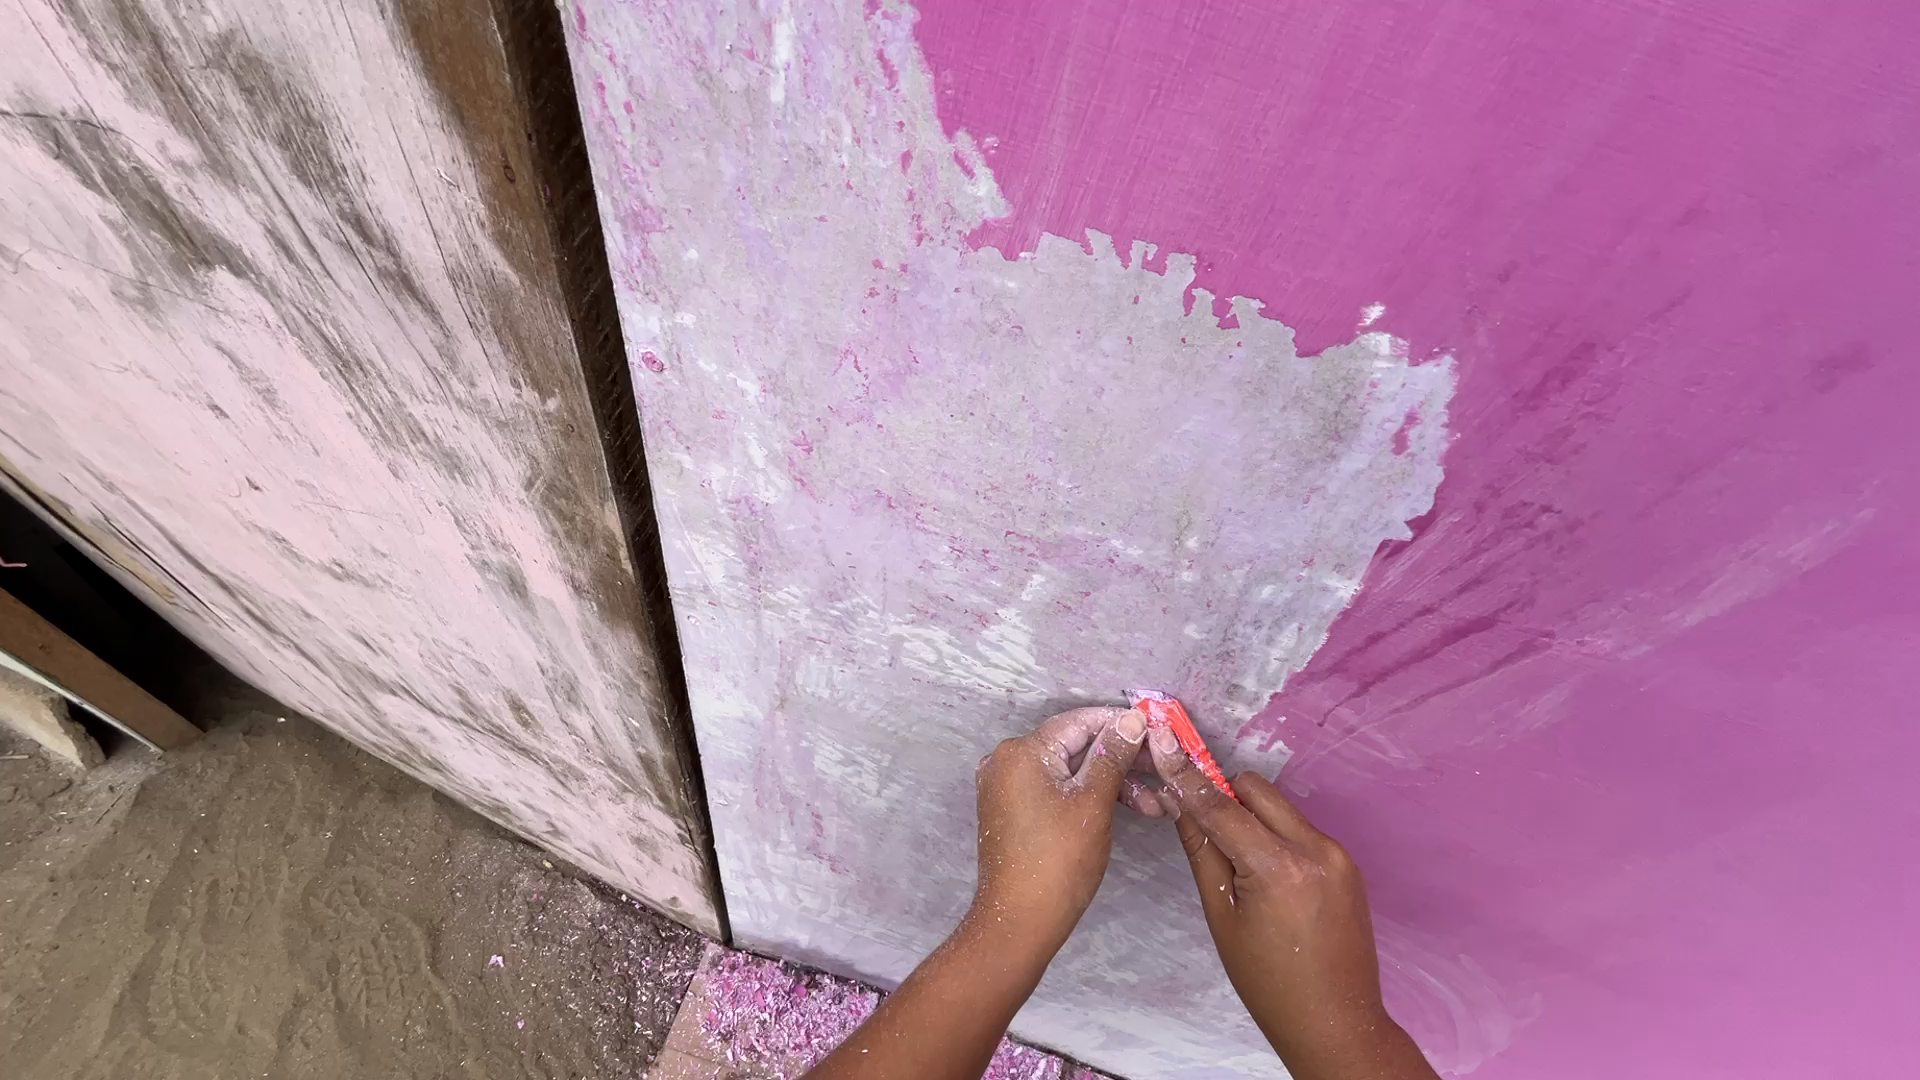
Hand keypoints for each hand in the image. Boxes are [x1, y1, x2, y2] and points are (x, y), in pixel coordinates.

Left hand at [970, 707, 1148, 950]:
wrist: (1019, 923)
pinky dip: (1088, 796)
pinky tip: (1126, 809)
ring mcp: (1008, 785)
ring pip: (1070, 770)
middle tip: (1163, 774)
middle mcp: (1008, 760)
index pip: (1079, 722)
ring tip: (1156, 806)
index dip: (1121, 724)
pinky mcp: (1014, 808)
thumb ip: (1113, 755)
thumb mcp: (1094, 803)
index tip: (1159, 731)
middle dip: (1122, 760)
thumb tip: (1132, 718)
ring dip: (1111, 783)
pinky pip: (1057, 788)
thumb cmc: (1059, 861)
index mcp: (1022, 751)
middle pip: (1075, 746)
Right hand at [1148, 729, 1437, 1079]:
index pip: (1221, 806)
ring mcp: (1337, 853)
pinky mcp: (1346, 862)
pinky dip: (1274, 833)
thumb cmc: (1266, 979)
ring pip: (1278, 805)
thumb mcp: (1220, 915)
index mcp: (1277, 868)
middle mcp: (1314, 849)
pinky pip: (1298, 827)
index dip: (1187, 776)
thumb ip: (1201, 849)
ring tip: (1239, 856)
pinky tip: (1267, 871)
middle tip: (1205, 822)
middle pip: (1255, 787)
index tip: (1164, 746)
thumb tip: (1179, 801)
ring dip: (1250, 813)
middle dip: (1224, 793)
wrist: (1338, 1025)